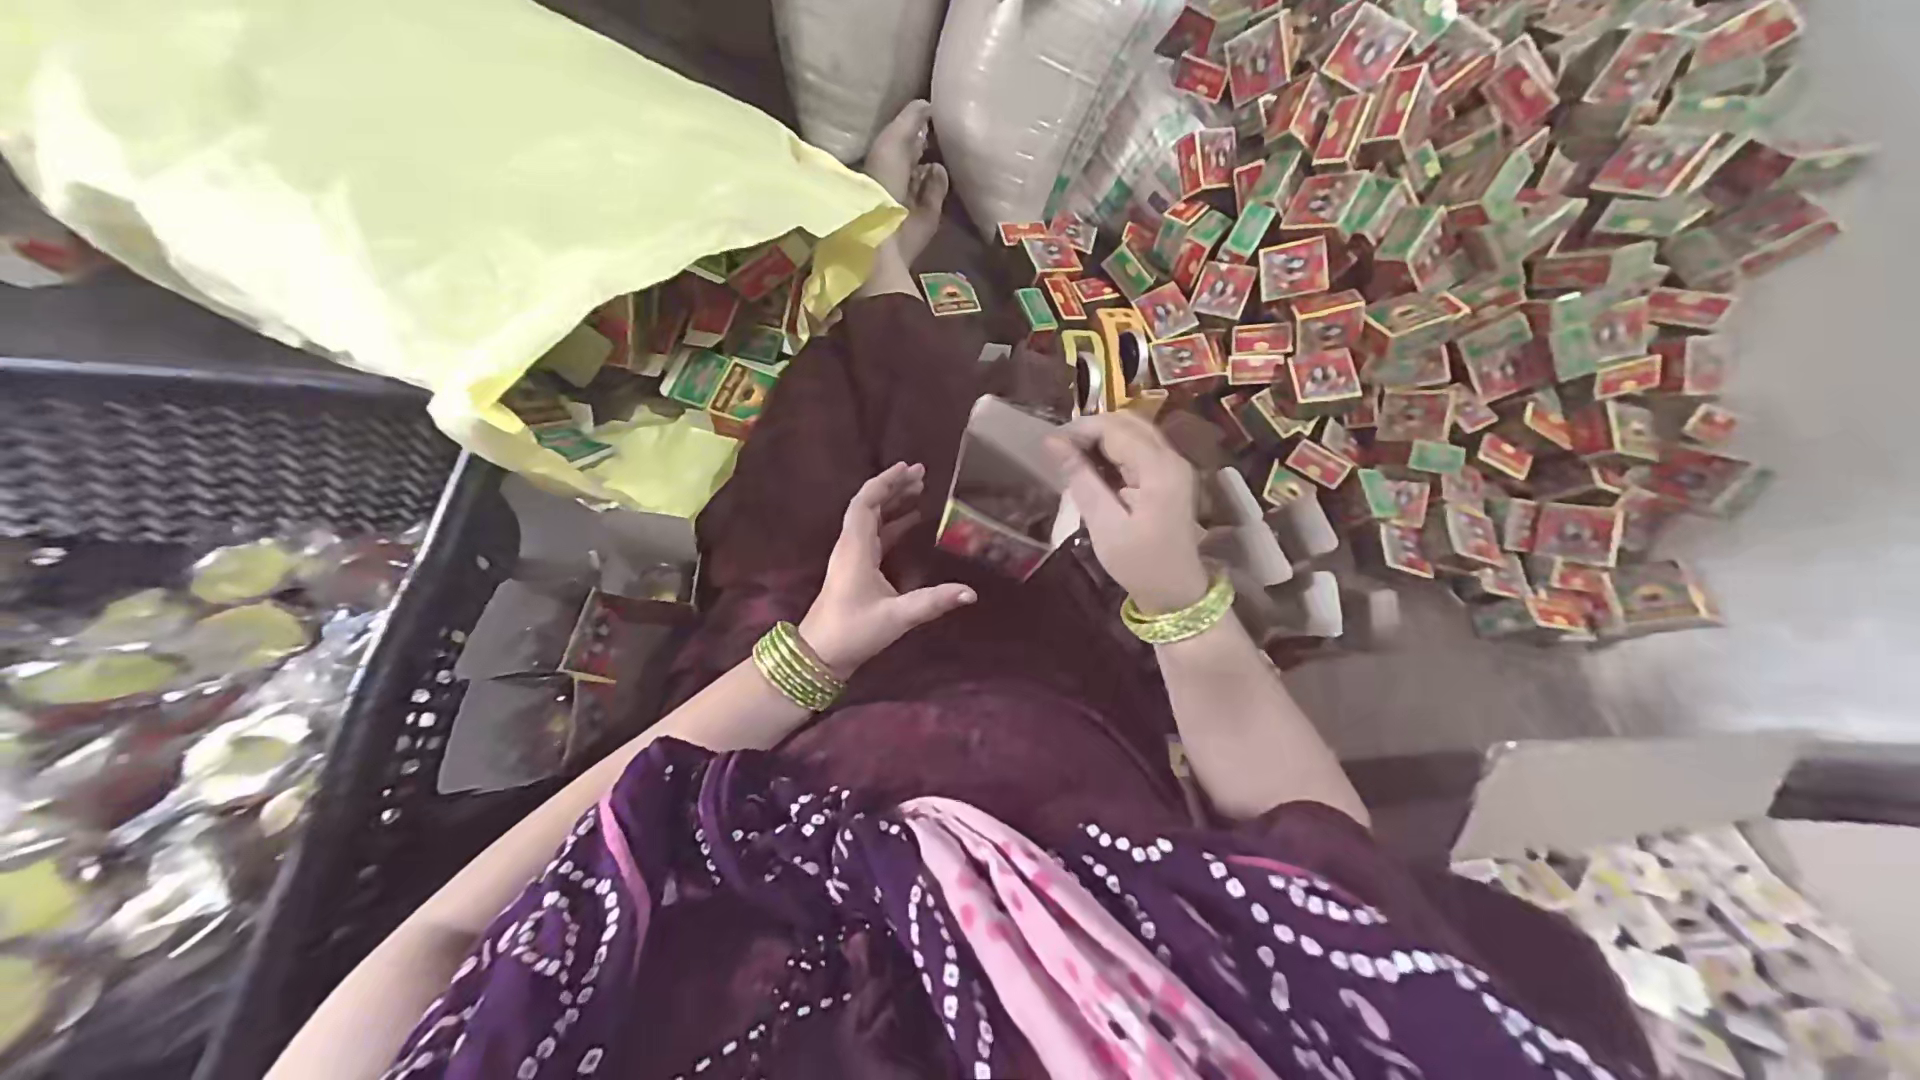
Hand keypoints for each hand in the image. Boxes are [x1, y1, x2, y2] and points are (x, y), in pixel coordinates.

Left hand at [798, 462, 976, 675]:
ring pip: (872, 519)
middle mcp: (851, 546)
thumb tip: (970, 593)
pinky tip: (911, 522)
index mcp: (855, 548)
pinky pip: (874, 535)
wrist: (819, 655)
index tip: (907, 468)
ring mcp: (851, 557)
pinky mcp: (855, 570)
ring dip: (893, 503)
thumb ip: (933, 602)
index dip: (885, 482)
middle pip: (869, 505)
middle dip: (893, 486)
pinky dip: (892, 523)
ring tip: (919, 490)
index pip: (866, 503)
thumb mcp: (896, 617)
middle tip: (921, 474)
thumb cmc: (852, 631)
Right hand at [1046, 412, 1208, 613]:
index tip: (1050, 446)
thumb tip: (1053, 442)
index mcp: (1159, 469)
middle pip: (1127, 421)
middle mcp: (1172, 458)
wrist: (1176, 592)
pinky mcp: (1169, 475)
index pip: (1114, 428)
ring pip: (1134, 431)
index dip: (1079, 430)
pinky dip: (1114, 449)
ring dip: (1101, 437)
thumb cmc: (1139, 563)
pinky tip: (1093, 466)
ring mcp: (1174, 465)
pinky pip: (1139, 447)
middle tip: (1059, 450)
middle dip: (1090, 428)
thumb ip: (1081, 478)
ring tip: (1072, 456)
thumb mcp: (1104, 524)